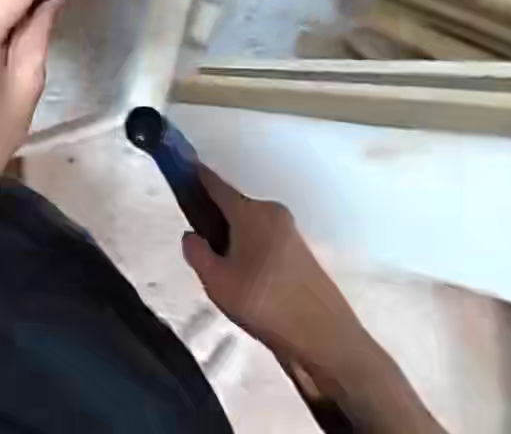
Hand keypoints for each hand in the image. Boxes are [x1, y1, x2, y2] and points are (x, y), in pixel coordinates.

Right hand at [181, 166, 374, 379]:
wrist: (328, 343)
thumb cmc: (266, 304)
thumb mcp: (216, 282)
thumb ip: (195, 252)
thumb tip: (192, 236)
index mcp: (250, 212)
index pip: (216, 183)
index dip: (196, 175)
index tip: (181, 168)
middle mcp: (273, 213)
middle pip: (234, 206)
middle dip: (215, 218)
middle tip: (202, 248)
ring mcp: (291, 233)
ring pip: (250, 226)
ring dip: (235, 238)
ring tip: (227, 272)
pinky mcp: (303, 254)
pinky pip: (266, 241)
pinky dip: (253, 250)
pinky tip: (250, 281)